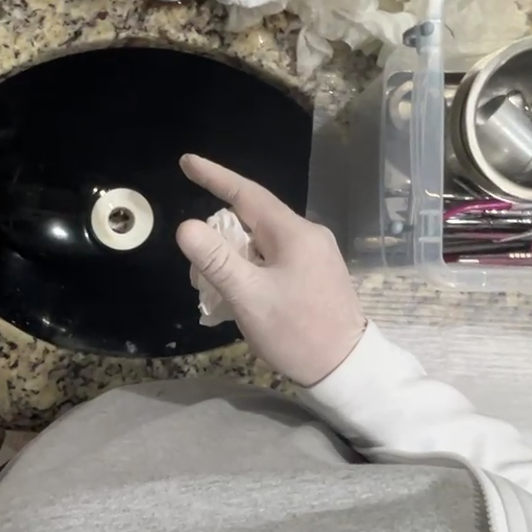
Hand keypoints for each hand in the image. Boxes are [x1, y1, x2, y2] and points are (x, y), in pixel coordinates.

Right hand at [175, 154, 364, 385]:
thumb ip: (216, 260)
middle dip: (220, 235)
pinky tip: (241, 293)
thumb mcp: (249, 297)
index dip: (215, 177)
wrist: (346, 369)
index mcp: (293, 234)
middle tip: (199, 265)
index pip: (247, 193)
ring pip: (261, 242)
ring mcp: (315, 255)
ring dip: (234, 257)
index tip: (187, 162)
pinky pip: (273, 258)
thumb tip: (186, 227)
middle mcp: (307, 236)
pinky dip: (250, 268)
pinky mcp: (316, 274)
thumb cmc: (296, 332)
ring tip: (217, 288)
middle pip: (252, 219)